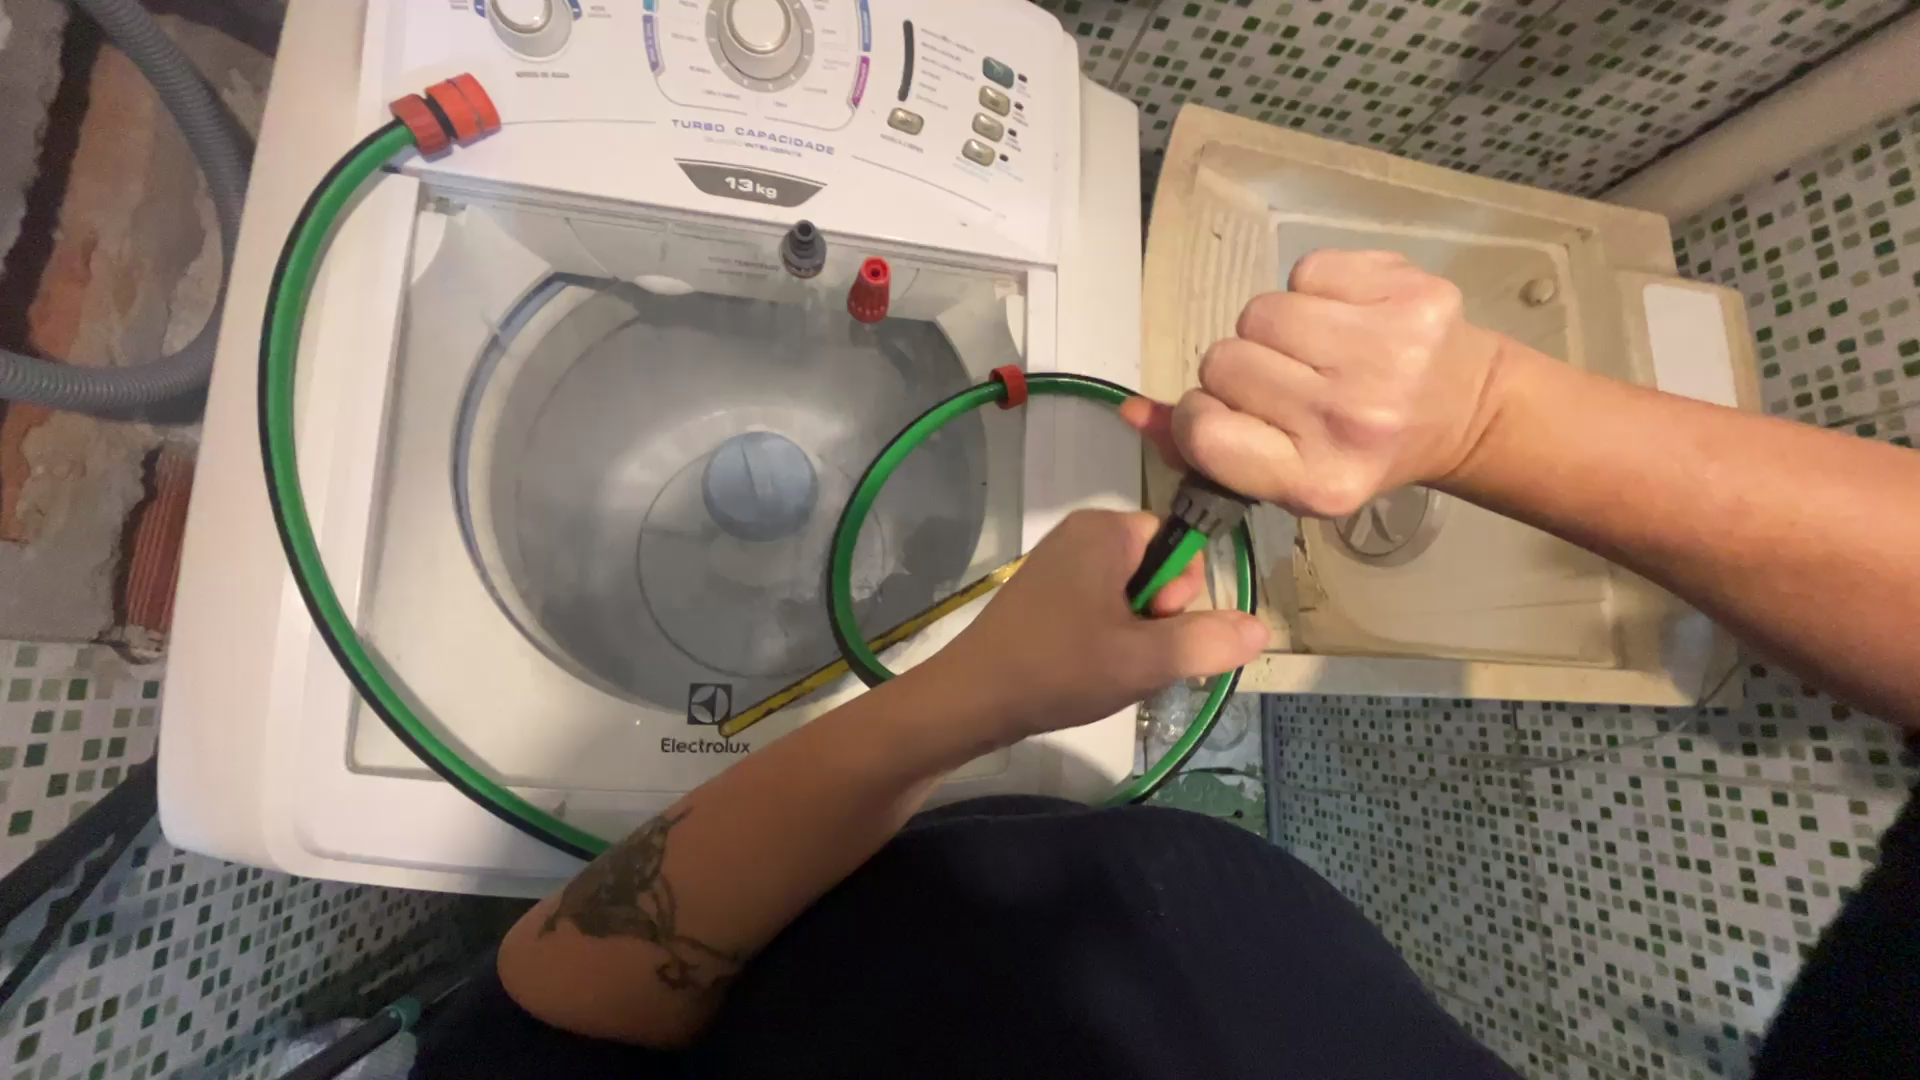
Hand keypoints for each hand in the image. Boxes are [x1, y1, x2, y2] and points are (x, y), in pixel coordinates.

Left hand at [925, 510, 1266, 745]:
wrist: (972, 698)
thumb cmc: (1059, 668)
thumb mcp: (1144, 660)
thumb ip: (1207, 641)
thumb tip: (1261, 627)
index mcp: (1105, 530)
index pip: (1179, 542)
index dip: (1181, 590)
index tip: (1154, 627)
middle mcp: (1081, 533)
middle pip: (1156, 568)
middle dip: (1157, 616)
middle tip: (1128, 655)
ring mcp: (1057, 562)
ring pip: (1128, 593)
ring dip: (1133, 633)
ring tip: (1106, 666)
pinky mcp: (1043, 591)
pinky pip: (1098, 604)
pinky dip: (1104, 635)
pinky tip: (1087, 667)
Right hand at [1122, 249, 1507, 517]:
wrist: (1464, 410)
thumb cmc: (1354, 452)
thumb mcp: (1276, 474)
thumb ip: (1195, 448)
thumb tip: (1130, 411)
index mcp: (1315, 480)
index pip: (1203, 430)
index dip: (1200, 415)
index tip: (1229, 416)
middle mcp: (1351, 420)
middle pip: (1223, 361)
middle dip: (1238, 370)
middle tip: (1283, 385)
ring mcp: (1387, 353)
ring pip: (1258, 311)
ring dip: (1271, 329)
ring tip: (1312, 350)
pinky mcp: (1410, 294)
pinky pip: (1306, 271)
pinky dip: (1312, 290)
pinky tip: (1343, 318)